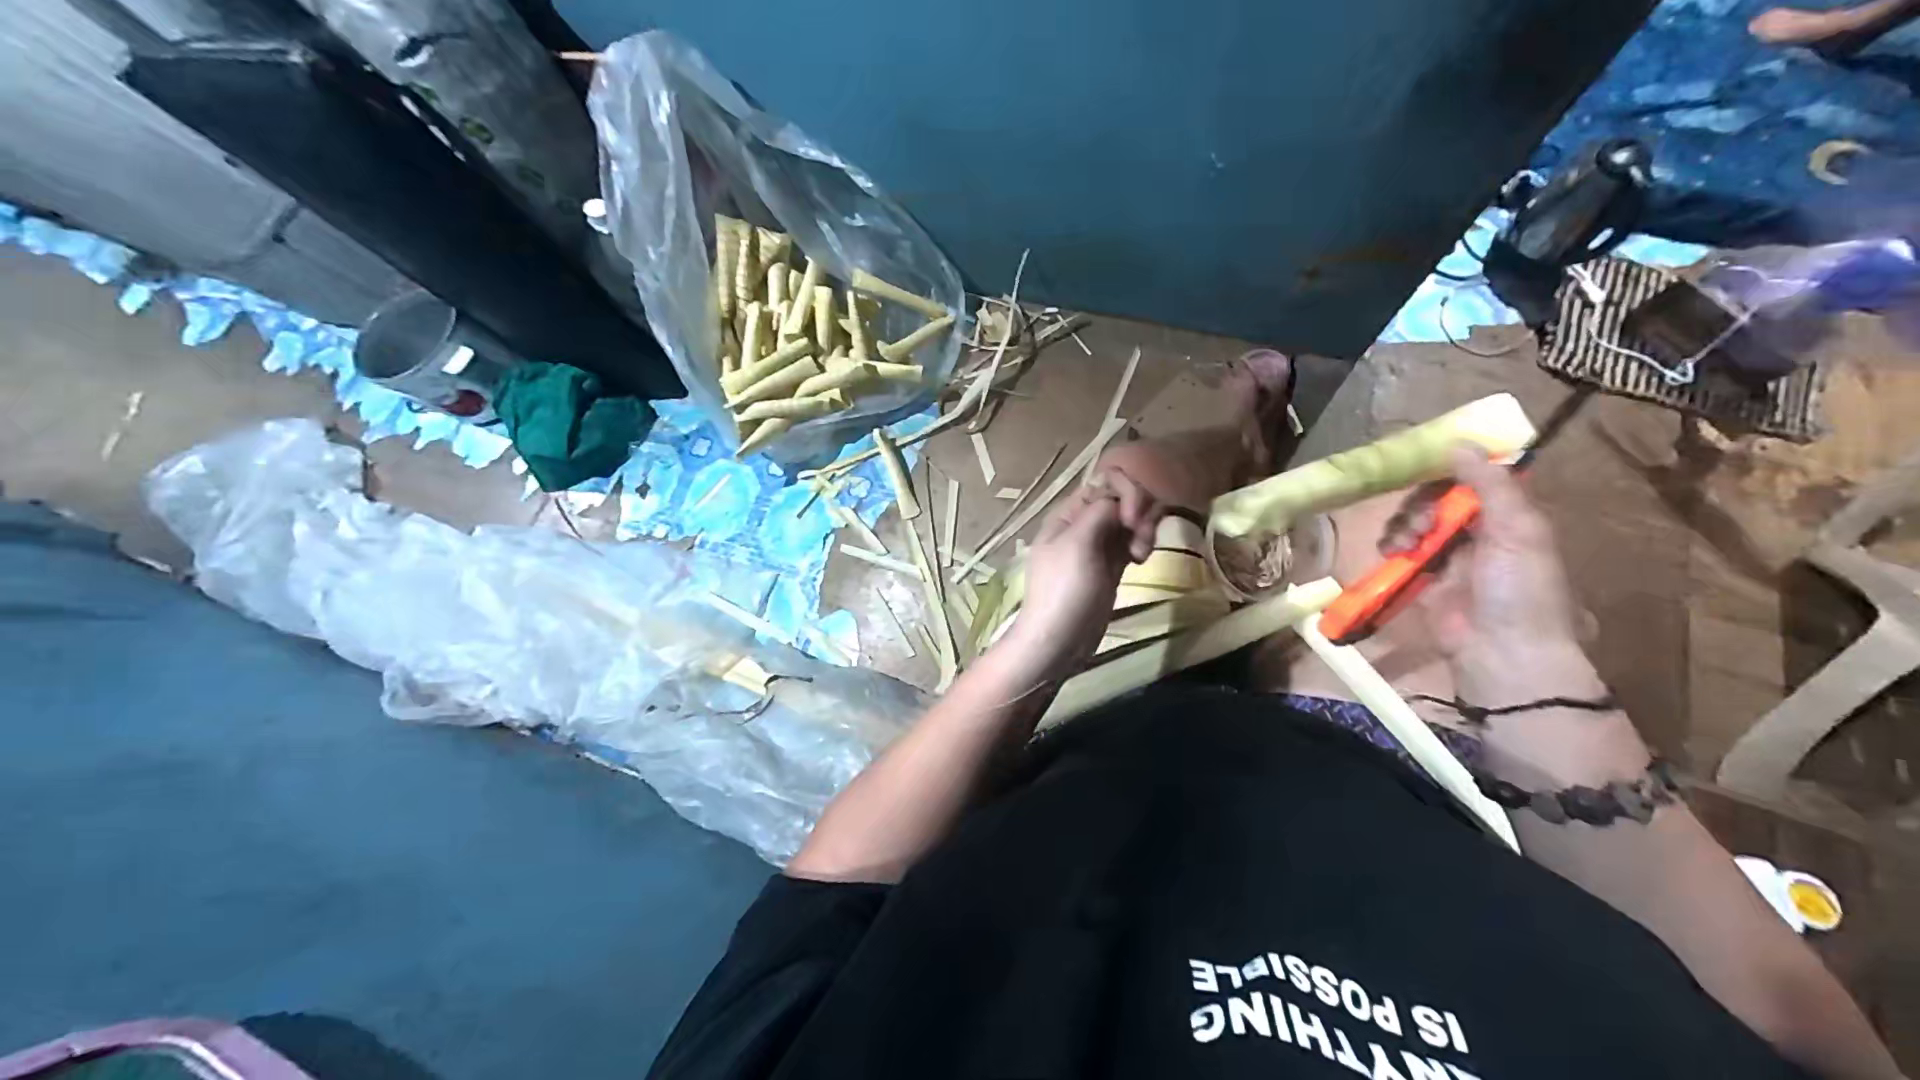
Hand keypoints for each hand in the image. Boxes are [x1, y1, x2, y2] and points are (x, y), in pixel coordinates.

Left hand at [1003, 465, 1163, 675]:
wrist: (1059, 640)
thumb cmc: (1063, 591)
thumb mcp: (1077, 545)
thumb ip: (1099, 512)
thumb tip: (1119, 496)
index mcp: (1068, 514)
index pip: (1105, 482)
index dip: (1126, 493)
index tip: (1132, 519)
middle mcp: (1084, 524)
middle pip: (1123, 498)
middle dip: (1139, 513)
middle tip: (1140, 540)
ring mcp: (1099, 545)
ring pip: (1132, 520)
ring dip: (1144, 530)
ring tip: (1142, 555)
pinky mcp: (1112, 565)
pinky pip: (1132, 540)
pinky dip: (1141, 544)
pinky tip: (1141, 560)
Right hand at [1414, 446, 1601, 705]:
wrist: (1500, 651)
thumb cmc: (1519, 588)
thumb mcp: (1518, 529)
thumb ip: (1490, 484)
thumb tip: (1458, 442)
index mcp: (1509, 515)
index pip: (1474, 478)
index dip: (1450, 470)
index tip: (1425, 467)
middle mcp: (1478, 530)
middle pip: (1437, 498)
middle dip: (1421, 504)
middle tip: (1422, 523)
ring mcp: (1448, 554)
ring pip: (1414, 521)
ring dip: (1404, 524)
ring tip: (1404, 544)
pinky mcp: (1422, 577)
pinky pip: (1399, 550)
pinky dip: (1391, 545)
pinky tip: (1392, 553)